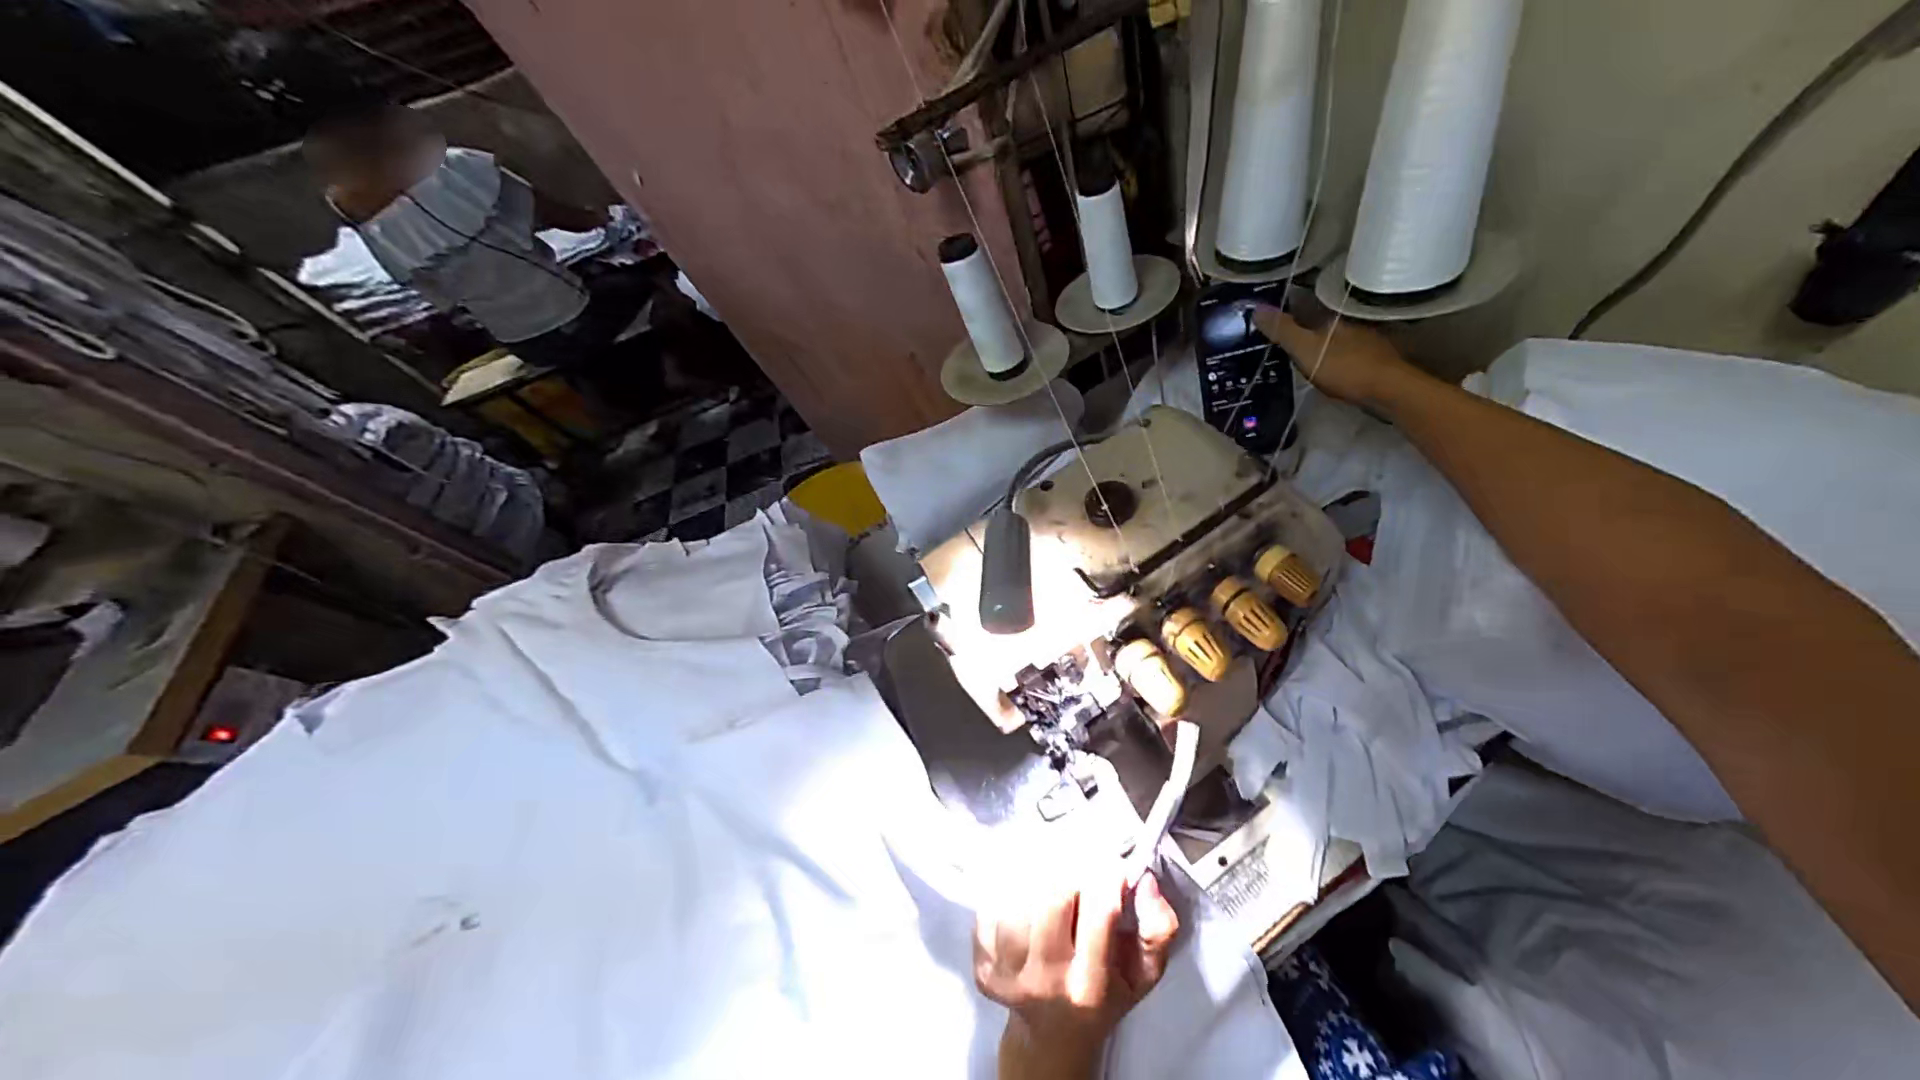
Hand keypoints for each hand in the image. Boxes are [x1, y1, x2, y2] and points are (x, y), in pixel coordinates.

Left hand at [975, 870, 1179, 1078]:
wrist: (1052, 1036)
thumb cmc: (1103, 995)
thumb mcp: (1142, 974)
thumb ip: (1157, 930)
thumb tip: (1144, 882)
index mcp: (1091, 987)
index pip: (1100, 913)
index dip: (1108, 877)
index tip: (1112, 866)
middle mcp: (1046, 983)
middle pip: (1052, 898)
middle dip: (1070, 872)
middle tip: (1078, 866)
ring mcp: (1008, 976)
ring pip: (1019, 900)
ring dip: (1037, 877)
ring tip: (1052, 878)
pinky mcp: (983, 968)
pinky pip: (991, 909)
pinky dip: (1008, 891)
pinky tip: (1024, 894)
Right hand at [1250, 304, 1427, 409]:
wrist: (1388, 390)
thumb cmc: (1344, 367)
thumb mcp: (1304, 349)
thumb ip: (1282, 330)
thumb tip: (1256, 307)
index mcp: (1331, 316)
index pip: (1304, 304)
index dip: (1285, 309)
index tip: (1268, 316)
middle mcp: (1349, 322)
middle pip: (1319, 320)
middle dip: (1302, 325)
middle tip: (1279, 335)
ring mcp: (1364, 339)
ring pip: (1333, 335)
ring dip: (1319, 340)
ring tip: (1299, 351)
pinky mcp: (1373, 358)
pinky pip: (1344, 350)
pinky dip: (1333, 354)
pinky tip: (1327, 364)